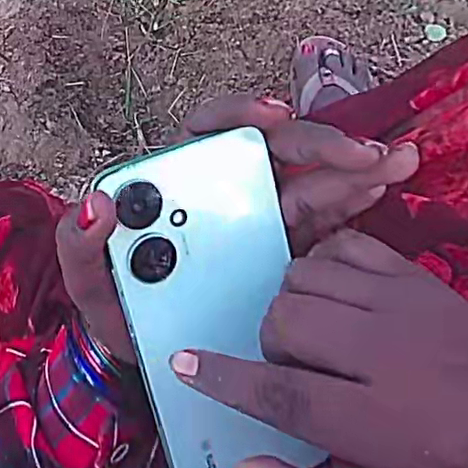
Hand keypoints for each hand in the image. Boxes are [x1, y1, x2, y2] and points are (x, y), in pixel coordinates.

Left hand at [58, 95, 418, 367]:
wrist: (141, 353)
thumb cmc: (113, 304)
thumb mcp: (86, 277)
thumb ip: (78, 244)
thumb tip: (97, 205)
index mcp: (172, 183)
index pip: (205, 131)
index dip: (237, 114)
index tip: (269, 115)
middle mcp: (217, 191)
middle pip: (267, 151)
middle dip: (312, 143)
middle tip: (355, 150)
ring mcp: (253, 218)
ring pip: (303, 181)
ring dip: (347, 167)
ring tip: (389, 163)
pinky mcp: (279, 251)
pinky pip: (318, 220)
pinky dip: (350, 200)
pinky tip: (381, 187)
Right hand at [172, 227, 467, 467]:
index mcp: (407, 431)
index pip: (290, 396)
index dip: (226, 380)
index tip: (184, 365)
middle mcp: (411, 358)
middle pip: (288, 321)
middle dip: (270, 347)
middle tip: (296, 374)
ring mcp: (419, 307)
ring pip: (305, 276)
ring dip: (292, 307)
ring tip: (319, 342)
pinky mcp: (424, 280)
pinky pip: (342, 246)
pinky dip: (321, 267)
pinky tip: (334, 302)